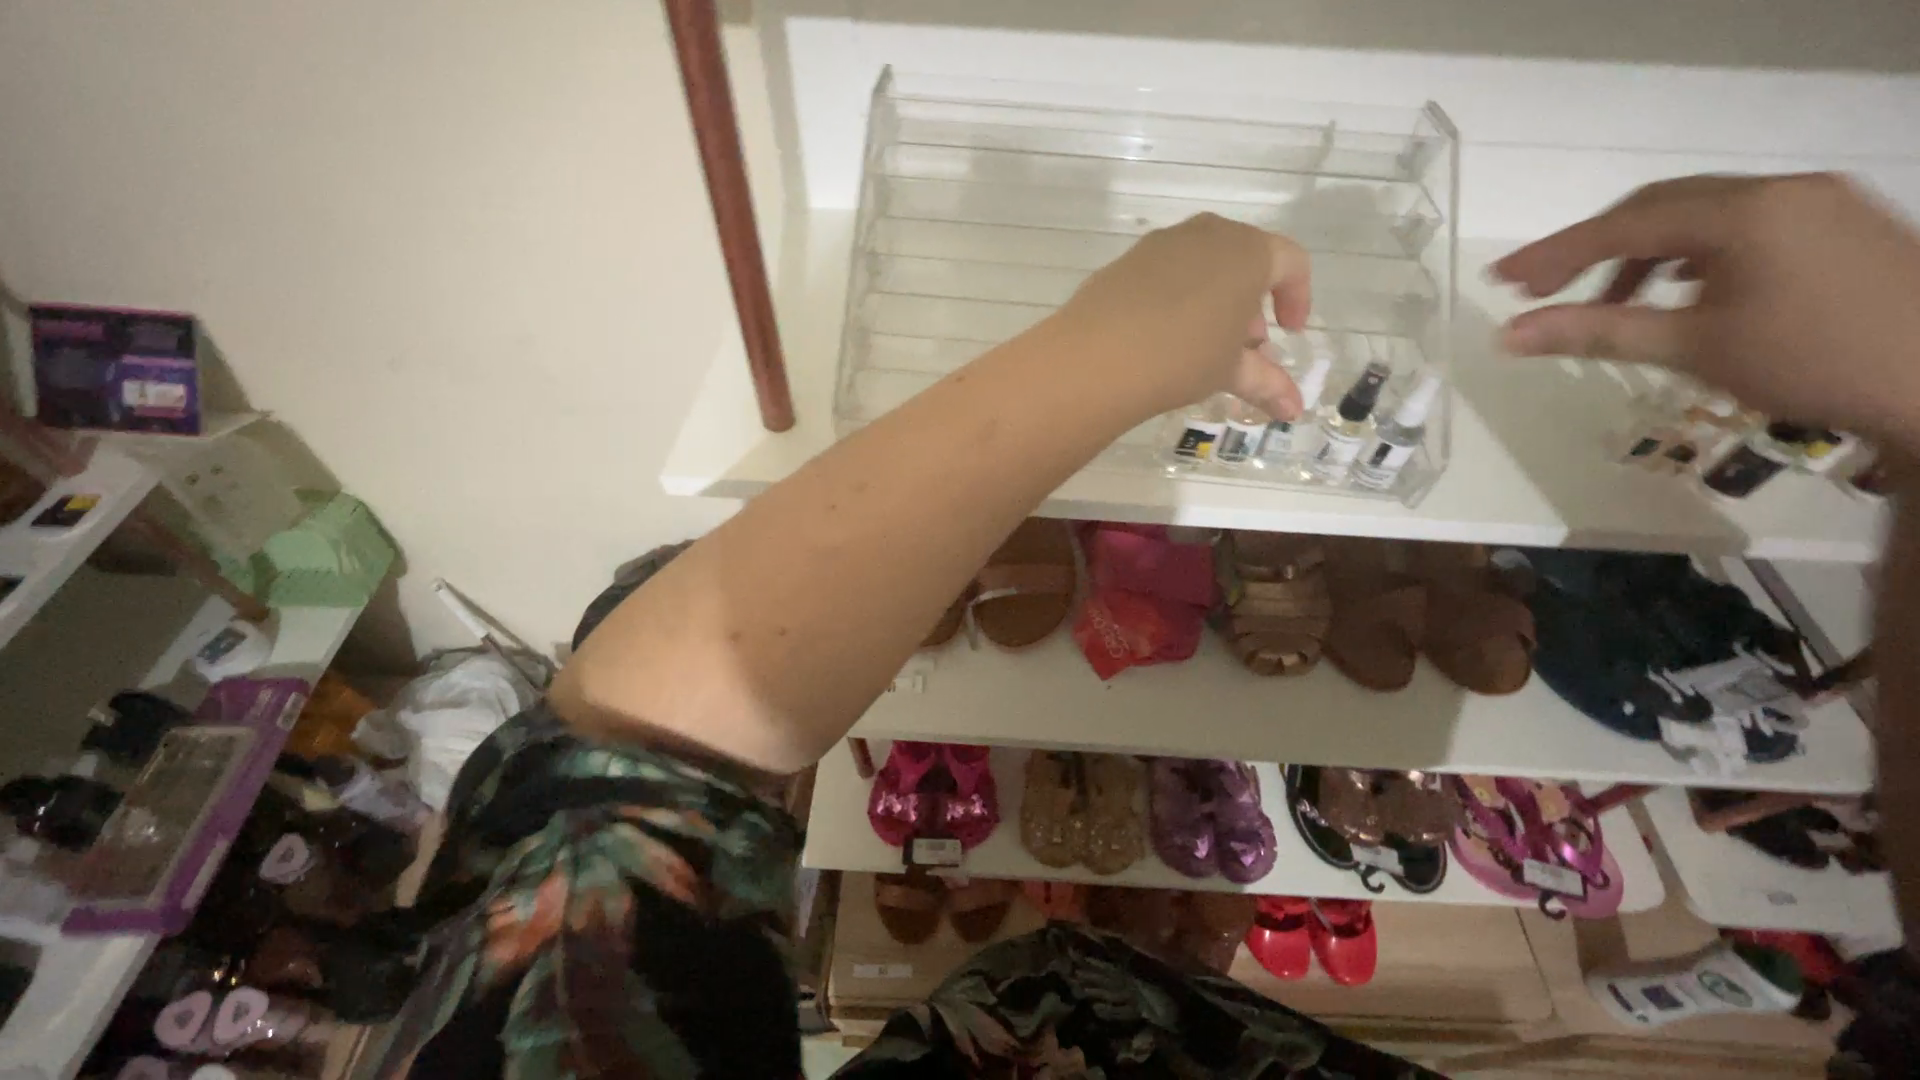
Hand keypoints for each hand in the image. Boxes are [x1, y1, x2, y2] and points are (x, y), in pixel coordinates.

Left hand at [1054, 213, 1311, 420]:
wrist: (1097, 356)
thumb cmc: (1182, 357)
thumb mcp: (1229, 372)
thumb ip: (1266, 383)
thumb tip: (1293, 411)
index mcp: (1248, 251)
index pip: (1290, 263)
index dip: (1297, 297)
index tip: (1289, 332)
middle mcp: (1207, 234)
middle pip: (1244, 260)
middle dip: (1251, 304)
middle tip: (1244, 348)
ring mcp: (1161, 244)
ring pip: (1203, 265)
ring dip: (1214, 301)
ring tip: (1203, 347)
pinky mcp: (1124, 262)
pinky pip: (1164, 275)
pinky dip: (1176, 299)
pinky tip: (1162, 337)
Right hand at [1495, 173, 1919, 449]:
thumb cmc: (1811, 362)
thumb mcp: (1690, 348)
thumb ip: (1594, 332)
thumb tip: (1507, 336)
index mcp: (1744, 213)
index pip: (1622, 225)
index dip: (1552, 253)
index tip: (1498, 279)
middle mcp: (1779, 191)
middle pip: (1657, 208)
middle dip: (1590, 248)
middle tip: (1535, 289)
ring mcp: (1814, 202)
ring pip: (1698, 215)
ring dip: (1637, 253)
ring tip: (1601, 300)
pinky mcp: (1835, 223)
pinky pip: (1738, 225)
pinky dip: (1687, 254)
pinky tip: (1673, 288)